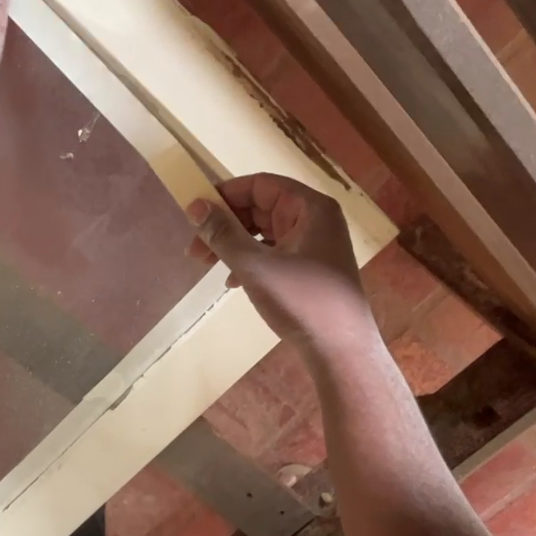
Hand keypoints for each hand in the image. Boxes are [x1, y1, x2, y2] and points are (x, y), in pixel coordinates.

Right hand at [187, 174, 374, 353]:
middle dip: (225, 225)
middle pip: (260, 208)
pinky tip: (232, 282)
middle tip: (195, 248)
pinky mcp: (308, 270)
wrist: (339, 349)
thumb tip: (195, 206)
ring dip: (233, 245)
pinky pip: (272, 254)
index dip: (225, 195)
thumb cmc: (301, 300)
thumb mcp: (255, 265)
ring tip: (206, 265)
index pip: (260, 185)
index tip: (196, 214)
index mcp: (310, 208)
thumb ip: (223, 234)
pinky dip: (249, 263)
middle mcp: (314, 220)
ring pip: (264, 233)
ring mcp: (313, 246)